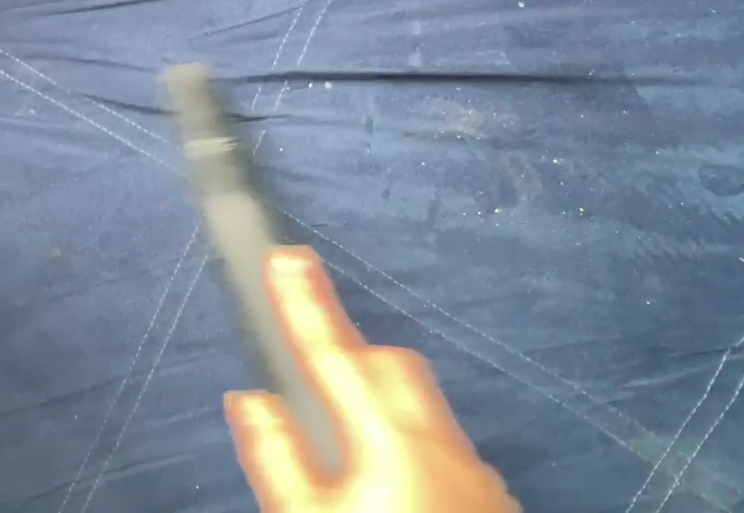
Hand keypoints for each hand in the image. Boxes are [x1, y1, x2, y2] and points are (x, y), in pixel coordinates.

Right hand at [226, 248, 518, 512]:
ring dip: (384, 394)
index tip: (287, 255)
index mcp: (387, 440)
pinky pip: (447, 443)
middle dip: (353, 349)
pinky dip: (414, 437)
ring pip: (424, 403)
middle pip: (394, 366)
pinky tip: (399, 480)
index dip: (304, 300)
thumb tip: (250, 398)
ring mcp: (475, 473)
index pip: (334, 351)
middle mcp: (439, 443)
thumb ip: (277, 457)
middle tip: (316, 357)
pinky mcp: (493, 500)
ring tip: (350, 424)